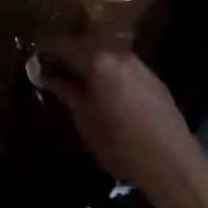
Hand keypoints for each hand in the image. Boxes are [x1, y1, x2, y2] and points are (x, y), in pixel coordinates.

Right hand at [36, 46, 199, 189]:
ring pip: (107, 56)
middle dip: (69, 55)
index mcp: (98, 61)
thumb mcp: (86, 122)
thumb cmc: (121, 145)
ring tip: (78, 80)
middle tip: (54, 68)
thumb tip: (48, 77)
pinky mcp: (152, 77)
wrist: (171, 161)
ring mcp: (138, 64)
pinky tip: (106, 90)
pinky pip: (123, 67)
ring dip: (91, 64)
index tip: (35, 56)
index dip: (48, 50)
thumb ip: (68, 94)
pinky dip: (109, 73)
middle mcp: (118, 54)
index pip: (65, 46)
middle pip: (87, 47)